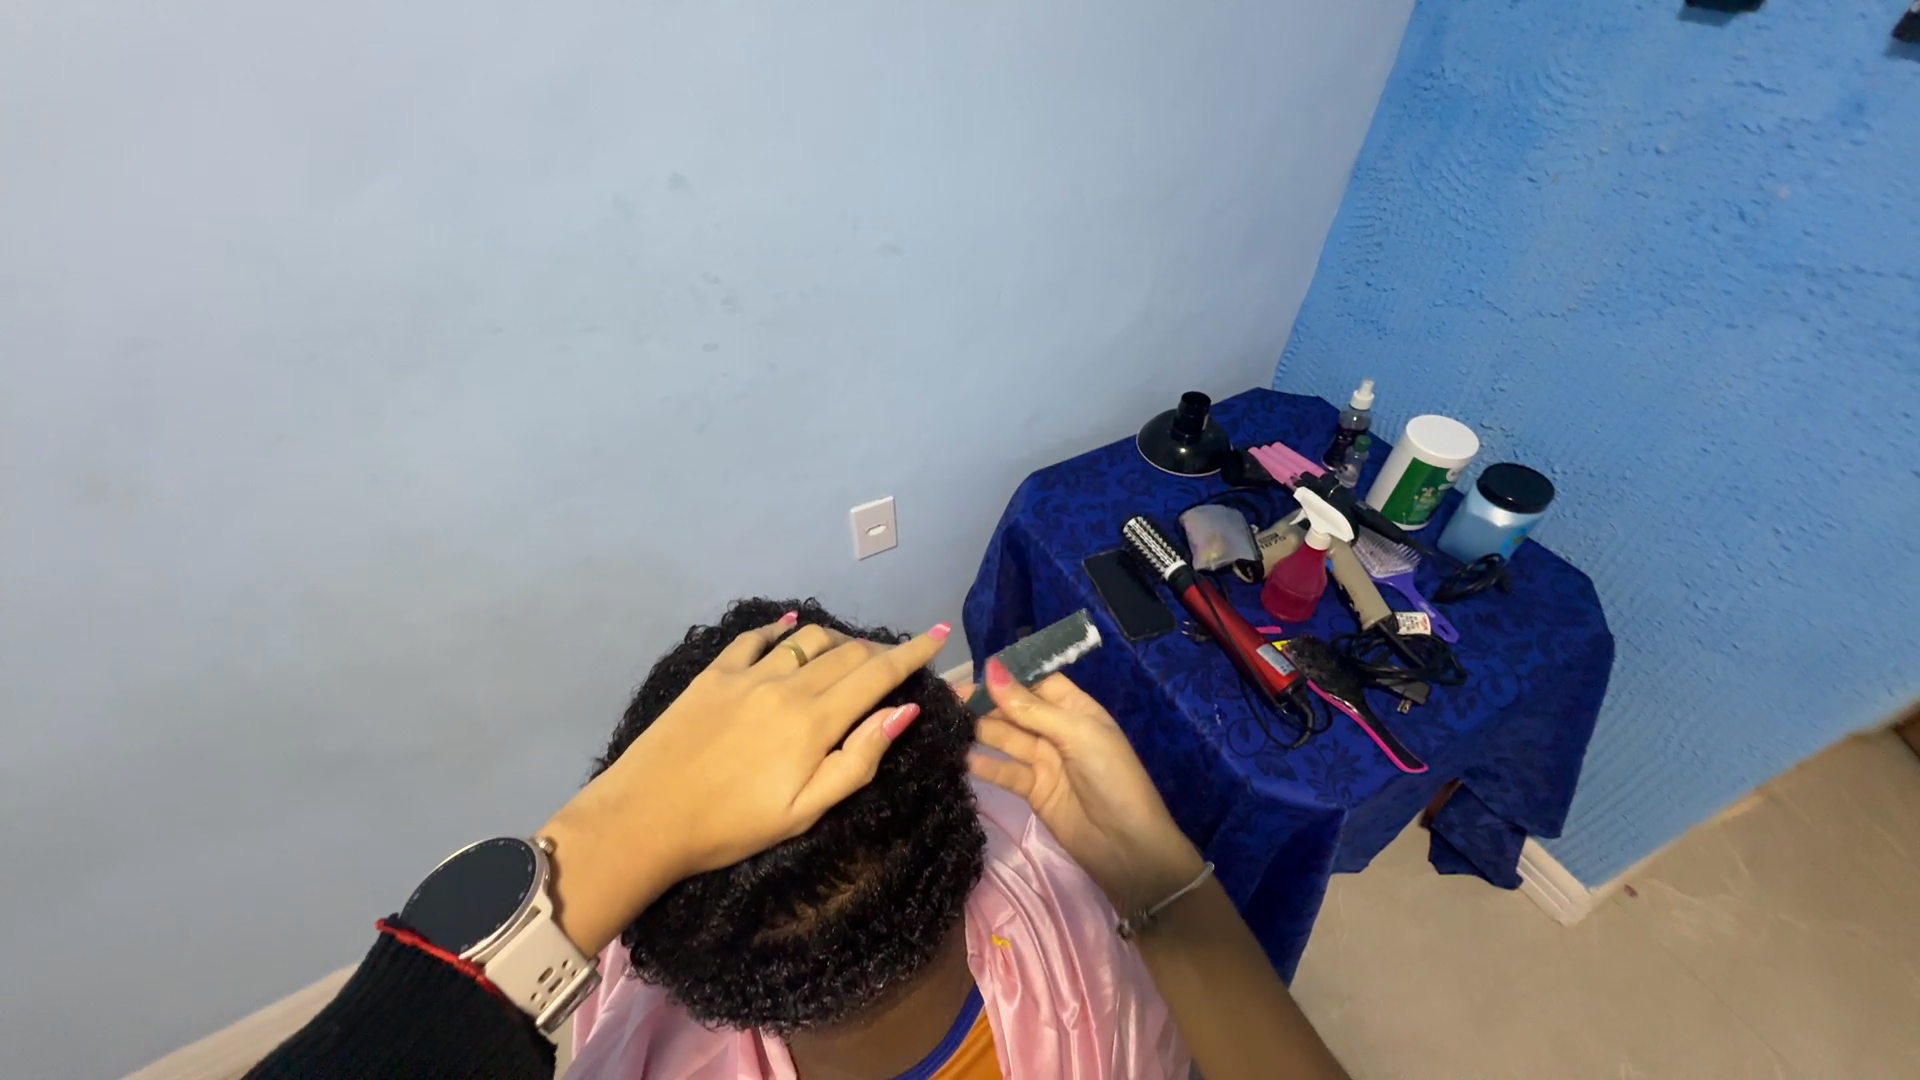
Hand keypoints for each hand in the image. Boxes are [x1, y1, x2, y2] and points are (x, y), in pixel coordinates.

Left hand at [539, 614, 951, 953]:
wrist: (643, 819)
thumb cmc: (731, 828)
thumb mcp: (806, 810)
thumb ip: (859, 759)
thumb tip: (904, 711)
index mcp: (815, 720)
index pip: (878, 674)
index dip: (913, 652)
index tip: (939, 634)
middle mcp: (787, 684)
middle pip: (848, 652)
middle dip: (881, 649)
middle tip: (896, 658)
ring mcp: (747, 673)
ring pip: (808, 638)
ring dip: (839, 639)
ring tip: (851, 652)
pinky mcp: (714, 673)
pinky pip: (756, 637)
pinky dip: (782, 628)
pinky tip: (790, 628)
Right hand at [966, 660, 1205, 914]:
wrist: (1128, 849)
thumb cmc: (1111, 778)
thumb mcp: (1076, 734)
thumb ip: (1030, 707)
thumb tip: (992, 668)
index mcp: (1076, 709)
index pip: (1036, 682)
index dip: (1008, 676)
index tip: (973, 672)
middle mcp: (1057, 730)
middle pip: (1015, 709)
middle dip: (985, 702)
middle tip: (945, 698)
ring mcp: (1044, 761)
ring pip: (1005, 738)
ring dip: (978, 730)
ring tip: (942, 723)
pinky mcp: (1032, 790)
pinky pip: (1003, 770)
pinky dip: (982, 764)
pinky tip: (957, 756)